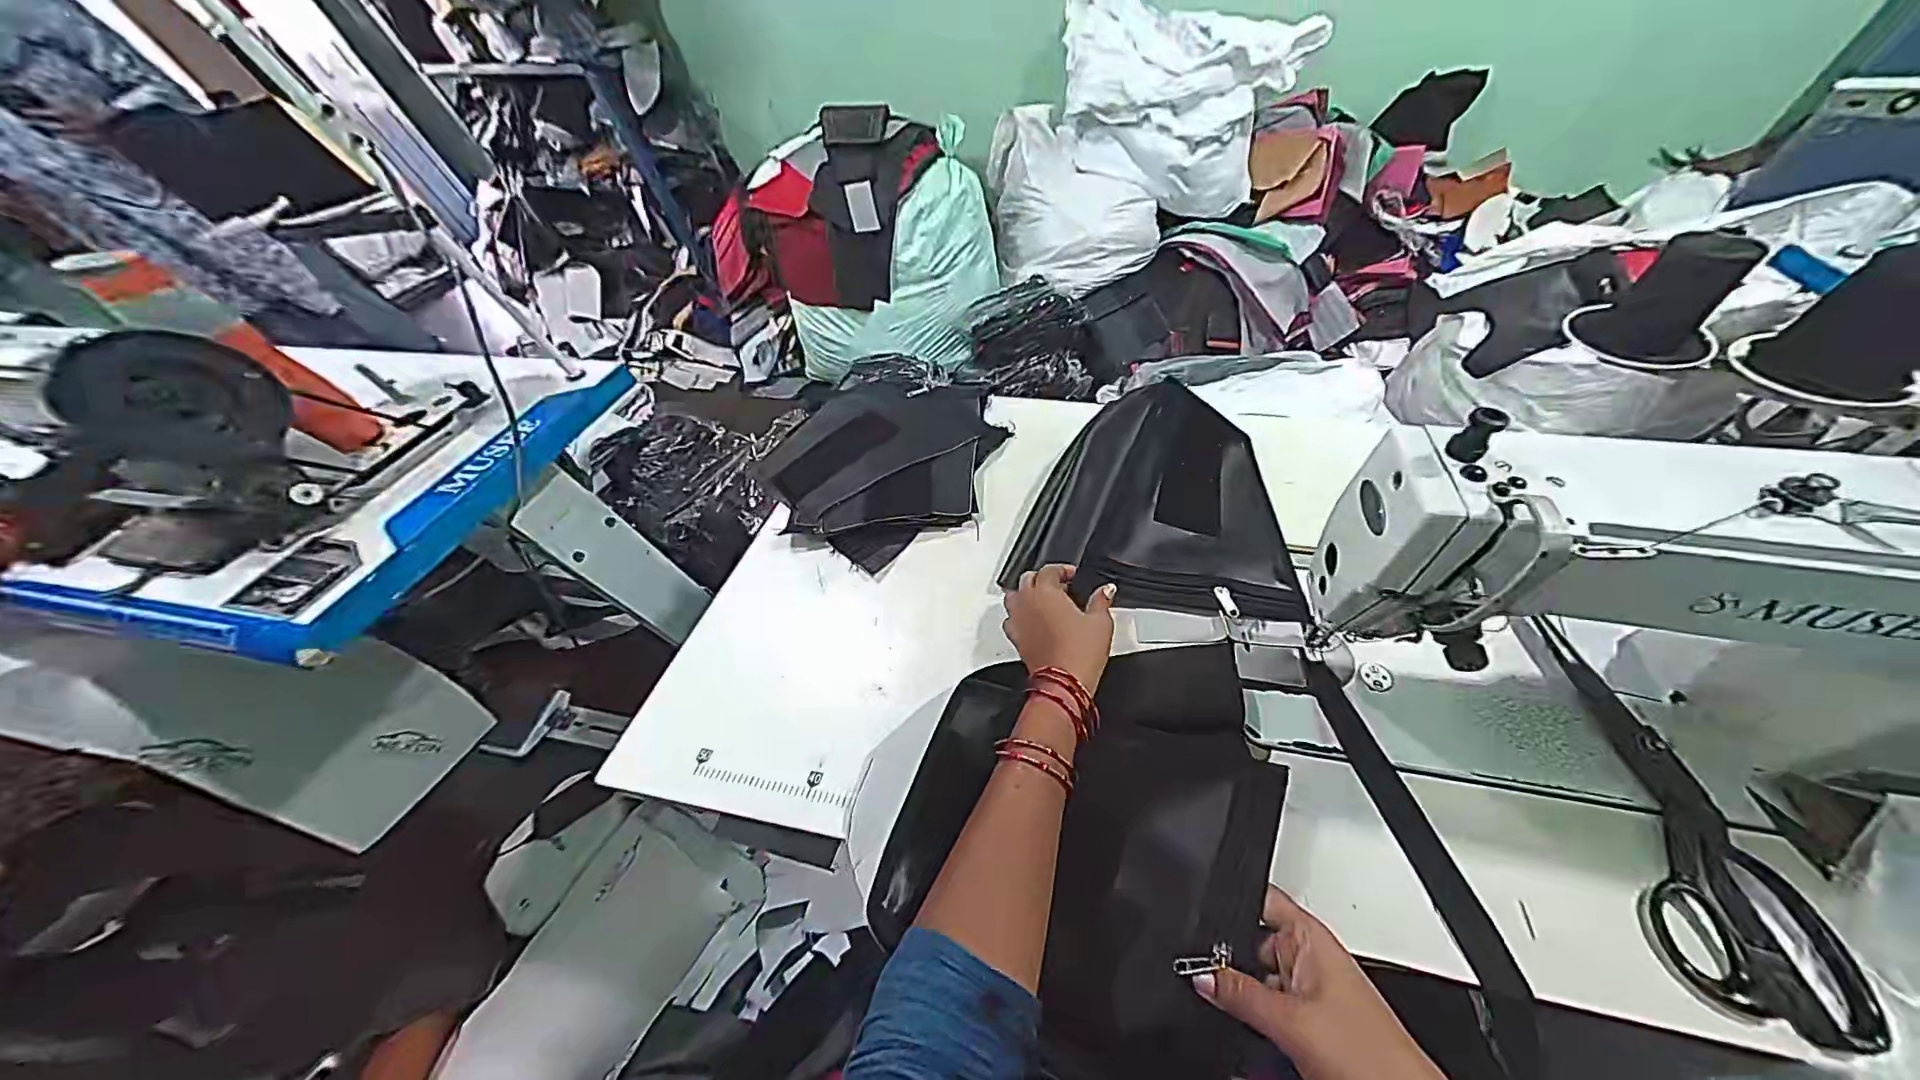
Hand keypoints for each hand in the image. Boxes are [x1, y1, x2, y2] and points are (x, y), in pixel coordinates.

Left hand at [1002, 564, 1114, 690]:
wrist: (1064, 683)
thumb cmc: (1078, 653)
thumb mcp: (1100, 622)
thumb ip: (1101, 601)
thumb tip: (1105, 591)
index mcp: (1045, 591)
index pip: (1049, 570)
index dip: (1062, 570)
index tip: (1072, 575)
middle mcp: (1027, 603)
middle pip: (1027, 579)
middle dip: (1042, 578)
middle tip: (1059, 586)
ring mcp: (1018, 621)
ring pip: (1013, 597)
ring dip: (1026, 594)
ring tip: (1042, 600)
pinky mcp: (1016, 639)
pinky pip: (1011, 620)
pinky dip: (1020, 616)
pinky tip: (1032, 621)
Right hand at [1192, 887, 1443, 1079]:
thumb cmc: (1376, 1061)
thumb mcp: (1292, 1022)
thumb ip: (1241, 994)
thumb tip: (1202, 974)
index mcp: (1311, 939)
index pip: (1261, 899)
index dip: (1230, 900)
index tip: (1200, 912)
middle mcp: (1311, 960)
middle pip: (1251, 942)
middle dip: (1230, 959)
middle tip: (1212, 976)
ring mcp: (1310, 994)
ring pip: (1257, 981)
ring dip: (1243, 994)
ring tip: (1240, 1012)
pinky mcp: (1310, 1025)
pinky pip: (1267, 1009)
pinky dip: (1254, 1019)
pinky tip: (1252, 1033)